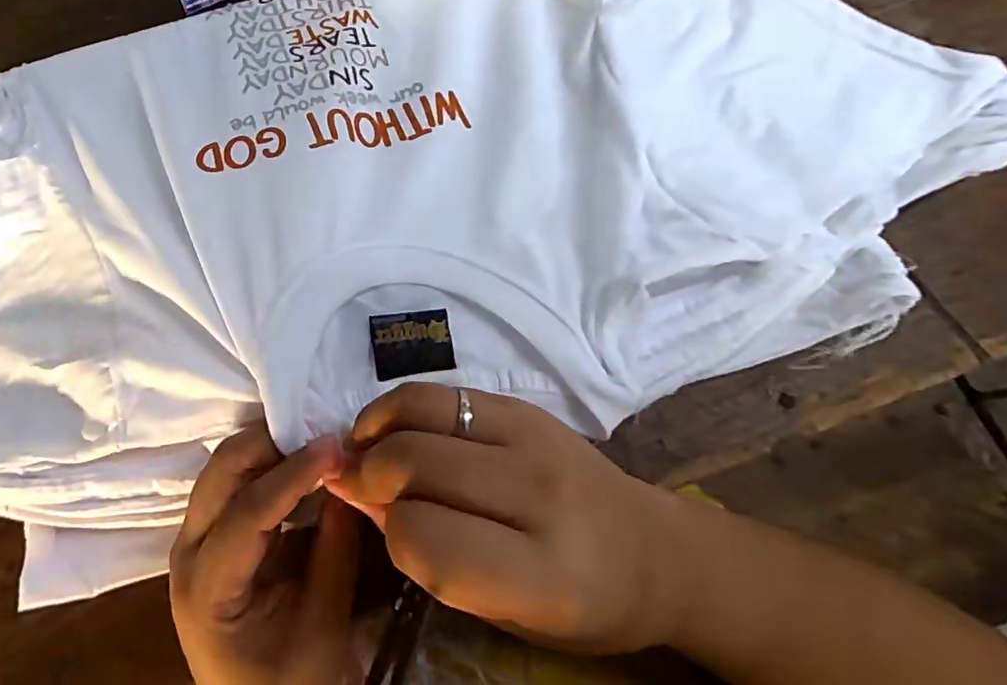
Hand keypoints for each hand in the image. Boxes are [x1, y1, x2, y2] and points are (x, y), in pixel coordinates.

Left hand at [170, 428, 361, 684]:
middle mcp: (188, 553)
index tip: (333, 446)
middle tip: (323, 436)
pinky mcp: (211, 533)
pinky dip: (268, 462)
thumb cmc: (291, 681)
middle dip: (270, 444)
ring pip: (224, 468)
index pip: (246, 513)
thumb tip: (349, 479)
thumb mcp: (323, 625)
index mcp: (206, 590)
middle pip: (221, 474)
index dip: (291, 474)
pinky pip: (235, 480)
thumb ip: (336, 549)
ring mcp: (195, 539)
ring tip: (316, 443)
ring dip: (269, 446)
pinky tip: (302, 461)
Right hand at [326, 383, 686, 654]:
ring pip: (421, 415)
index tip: (385, 532)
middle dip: (370, 476)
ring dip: (376, 432)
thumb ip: (432, 560)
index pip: (427, 540)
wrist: (651, 550)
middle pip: (415, 465)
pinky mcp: (524, 406)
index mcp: (545, 575)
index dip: (391, 535)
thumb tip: (356, 498)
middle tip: (355, 484)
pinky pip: (443, 392)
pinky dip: (402, 406)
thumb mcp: (511, 613)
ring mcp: (533, 438)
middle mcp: (540, 496)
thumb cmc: (584, 605)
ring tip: (365, 450)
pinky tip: (390, 425)